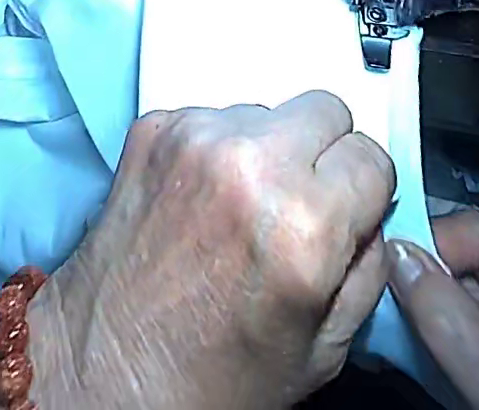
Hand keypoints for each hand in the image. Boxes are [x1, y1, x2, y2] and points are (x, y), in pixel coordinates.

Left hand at [32, 91, 396, 408]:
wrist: (108, 361)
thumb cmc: (214, 372)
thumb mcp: (324, 347)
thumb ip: (367, 265)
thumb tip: (370, 208)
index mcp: (303, 222)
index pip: (370, 155)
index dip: (365, 188)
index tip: (347, 206)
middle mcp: (248, 162)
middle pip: (324, 108)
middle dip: (324, 151)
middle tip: (299, 195)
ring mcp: (194, 134)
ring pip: (266, 110)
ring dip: (266, 148)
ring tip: (238, 202)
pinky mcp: (153, 124)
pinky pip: (213, 115)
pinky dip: (217, 147)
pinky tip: (199, 194)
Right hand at [388, 212, 478, 409]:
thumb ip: (461, 338)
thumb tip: (400, 256)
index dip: (428, 248)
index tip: (383, 275)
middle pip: (472, 261)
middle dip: (424, 284)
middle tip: (384, 317)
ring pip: (463, 286)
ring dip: (424, 309)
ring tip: (397, 338)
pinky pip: (470, 315)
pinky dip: (437, 329)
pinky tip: (418, 349)